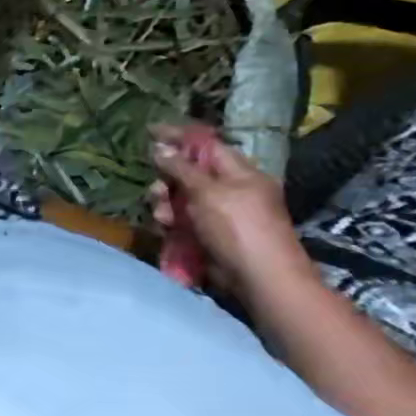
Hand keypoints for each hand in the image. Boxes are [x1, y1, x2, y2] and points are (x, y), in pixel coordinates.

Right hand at [148, 124, 309, 292]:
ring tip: (162, 216)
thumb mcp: (208, 192)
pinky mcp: (214, 239)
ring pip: (185, 200)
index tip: (151, 132)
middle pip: (191, 173)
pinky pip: (187, 223)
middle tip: (156, 189)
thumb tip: (160, 147)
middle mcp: (232, 190)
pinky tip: (165, 229)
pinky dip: (174, 224)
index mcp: (239, 172)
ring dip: (168, 204)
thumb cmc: (238, 228)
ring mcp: (222, 217)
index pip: (206, 144)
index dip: (178, 137)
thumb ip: (181, 168)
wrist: (263, 283)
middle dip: (168, 178)